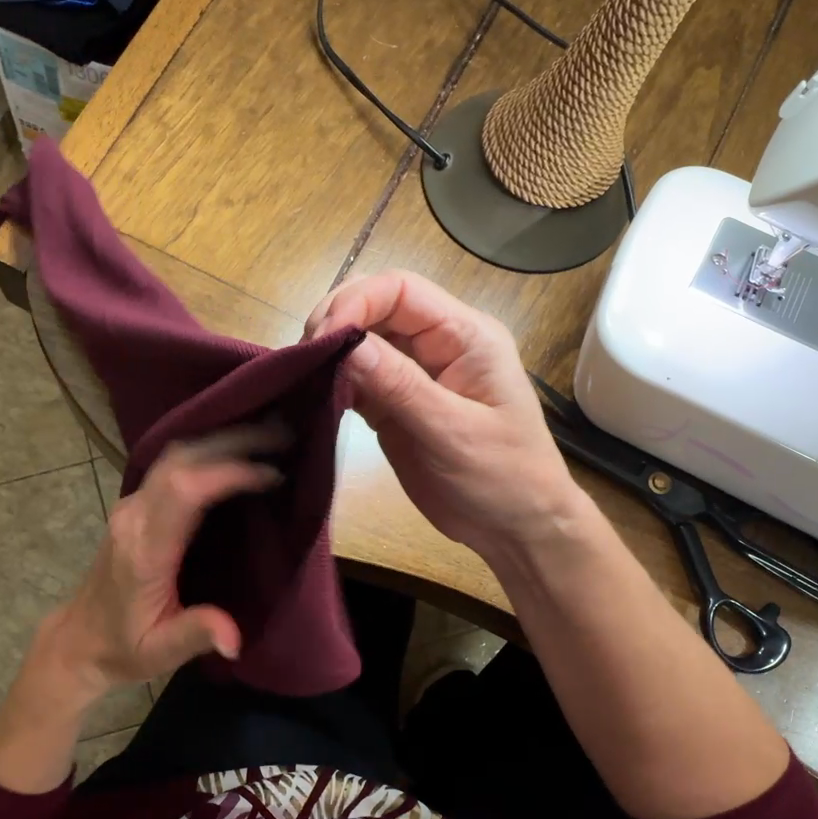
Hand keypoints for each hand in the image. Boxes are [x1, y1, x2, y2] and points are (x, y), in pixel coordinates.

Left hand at [23, 424, 287, 713]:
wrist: (79, 640)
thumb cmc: (123, 648)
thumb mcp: (160, 653)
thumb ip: (196, 635)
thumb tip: (234, 637)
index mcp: (143, 550)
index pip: (183, 491)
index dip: (227, 473)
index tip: (272, 474)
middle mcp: (133, 517)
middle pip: (179, 458)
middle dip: (232, 441)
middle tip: (283, 435)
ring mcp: (130, 506)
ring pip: (174, 455)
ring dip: (220, 440)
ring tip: (268, 434)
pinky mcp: (135, 506)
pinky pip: (172, 465)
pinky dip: (207, 451)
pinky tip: (236, 450)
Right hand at [306, 269, 586, 561]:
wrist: (516, 528)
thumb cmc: (502, 478)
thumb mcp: (453, 433)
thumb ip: (400, 386)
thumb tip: (346, 343)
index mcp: (466, 336)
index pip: (402, 290)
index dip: (356, 302)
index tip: (321, 338)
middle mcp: (438, 344)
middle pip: (377, 306)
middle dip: (335, 320)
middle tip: (303, 357)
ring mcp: (415, 374)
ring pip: (361, 340)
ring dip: (328, 350)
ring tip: (301, 375)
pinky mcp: (394, 404)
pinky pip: (357, 377)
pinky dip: (331, 381)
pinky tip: (313, 394)